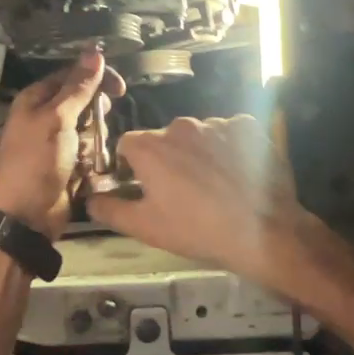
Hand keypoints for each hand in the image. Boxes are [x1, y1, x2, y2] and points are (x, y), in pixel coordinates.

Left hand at [0, 49, 124, 238]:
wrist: (25, 217)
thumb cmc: (36, 162)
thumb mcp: (57, 119)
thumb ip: (78, 87)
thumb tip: (96, 52)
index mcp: (35, 100)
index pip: (71, 76)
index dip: (96, 78)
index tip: (120, 89)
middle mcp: (45, 117)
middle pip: (84, 102)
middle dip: (96, 115)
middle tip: (95, 129)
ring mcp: (57, 143)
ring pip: (90, 128)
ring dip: (94, 140)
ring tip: (86, 156)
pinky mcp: (68, 165)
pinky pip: (90, 152)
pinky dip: (93, 160)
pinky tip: (89, 171)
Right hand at [86, 115, 332, 288]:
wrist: (263, 231)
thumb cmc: (197, 230)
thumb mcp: (145, 228)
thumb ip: (109, 209)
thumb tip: (89, 198)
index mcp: (150, 147)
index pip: (127, 145)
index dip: (132, 167)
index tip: (144, 188)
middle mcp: (180, 126)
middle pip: (164, 140)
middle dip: (168, 161)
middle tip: (182, 194)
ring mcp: (217, 124)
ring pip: (198, 136)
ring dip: (199, 155)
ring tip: (214, 187)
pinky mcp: (248, 127)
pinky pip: (230, 134)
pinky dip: (230, 149)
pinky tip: (237, 175)